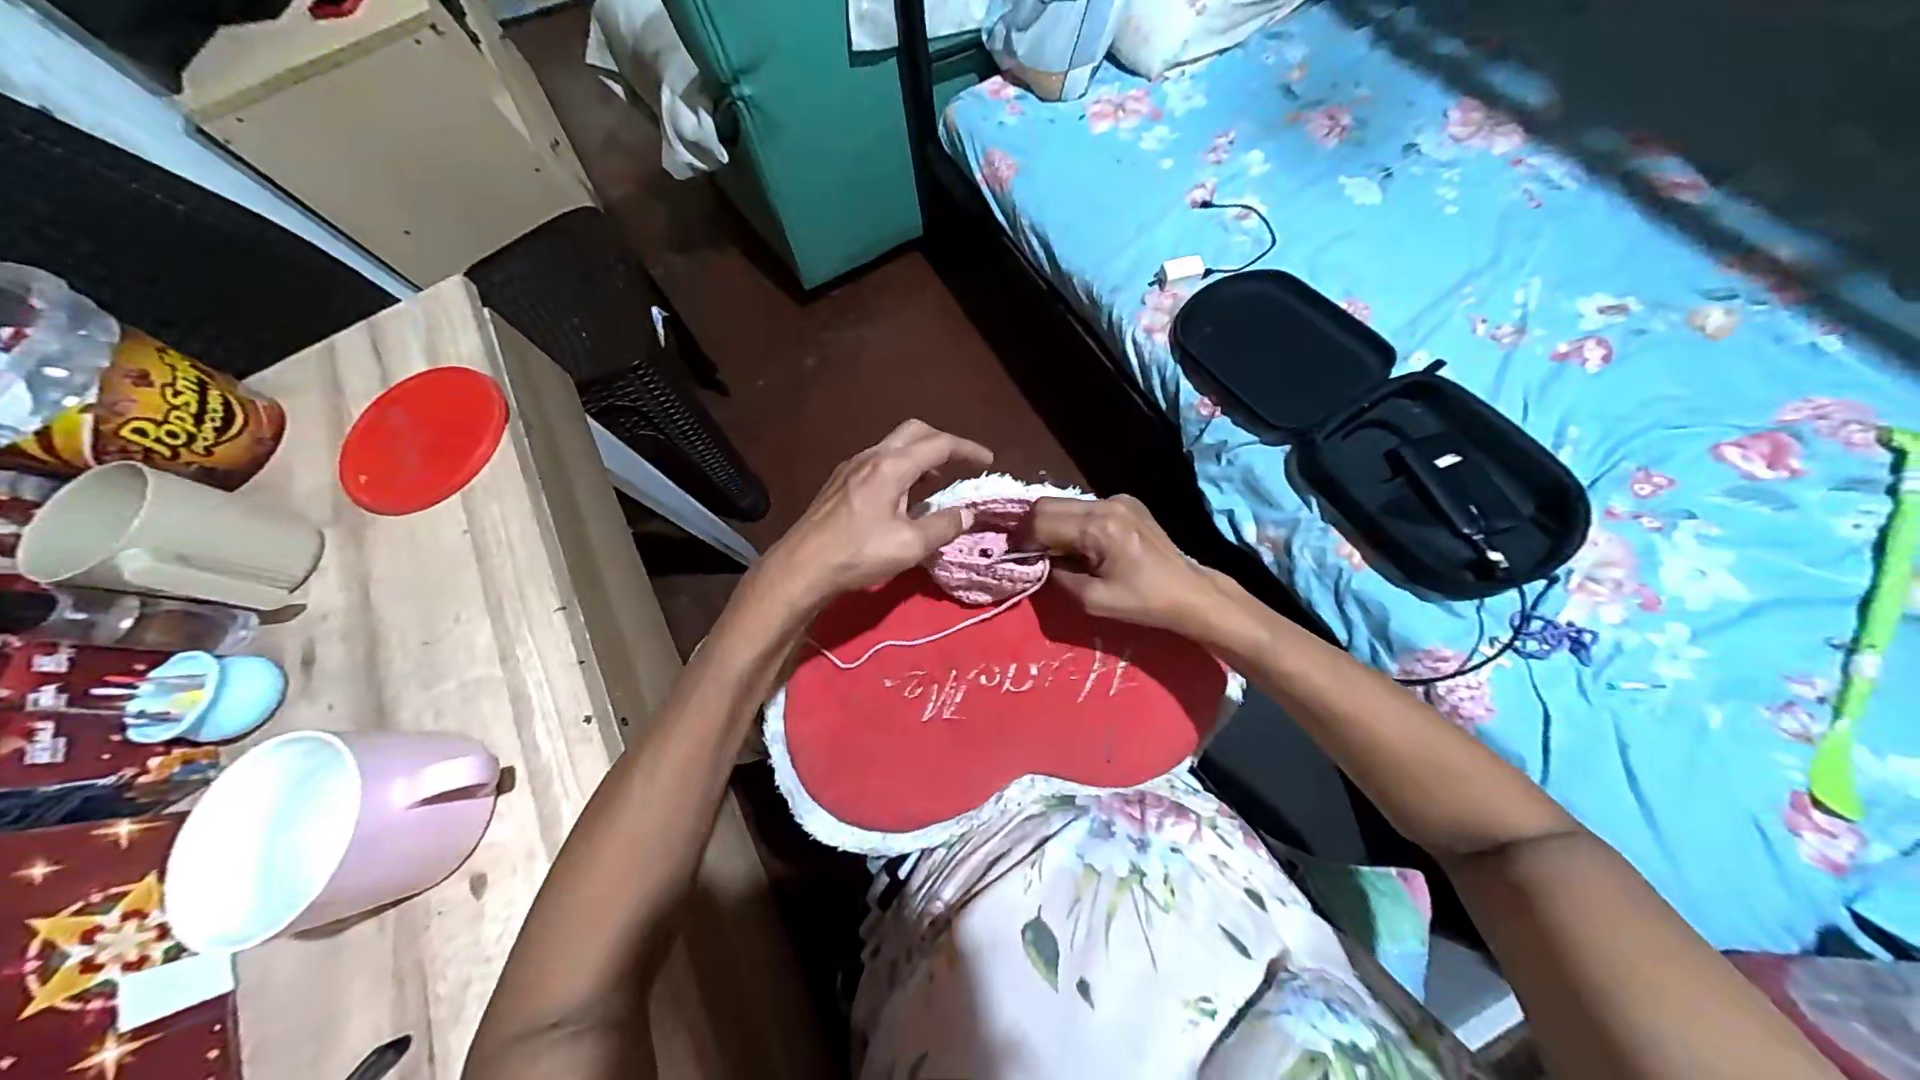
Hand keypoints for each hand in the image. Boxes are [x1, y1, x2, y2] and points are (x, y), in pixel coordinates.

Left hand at [755, 420, 992, 608]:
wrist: (801, 567)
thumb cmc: (858, 554)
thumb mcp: (910, 546)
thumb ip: (944, 526)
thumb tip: (967, 514)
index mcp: (891, 466)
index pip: (939, 444)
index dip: (968, 449)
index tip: (988, 461)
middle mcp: (871, 457)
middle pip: (915, 432)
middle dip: (943, 442)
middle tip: (962, 463)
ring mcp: (851, 467)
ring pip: (894, 446)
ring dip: (921, 456)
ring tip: (937, 482)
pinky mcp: (839, 482)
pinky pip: (879, 461)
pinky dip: (902, 468)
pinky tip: (904, 496)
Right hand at [1018, 495, 1235, 634]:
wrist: (1189, 593)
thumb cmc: (1142, 602)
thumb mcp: (1091, 600)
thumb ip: (1056, 576)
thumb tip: (1035, 562)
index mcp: (1099, 527)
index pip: (1041, 520)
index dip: (1022, 539)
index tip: (1017, 559)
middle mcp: (1107, 503)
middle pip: (1048, 504)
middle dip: (1032, 529)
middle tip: (1029, 554)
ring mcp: (1118, 498)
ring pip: (1065, 503)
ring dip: (1052, 525)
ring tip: (1054, 552)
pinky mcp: (1126, 502)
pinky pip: (1084, 507)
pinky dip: (1072, 523)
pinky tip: (1080, 545)